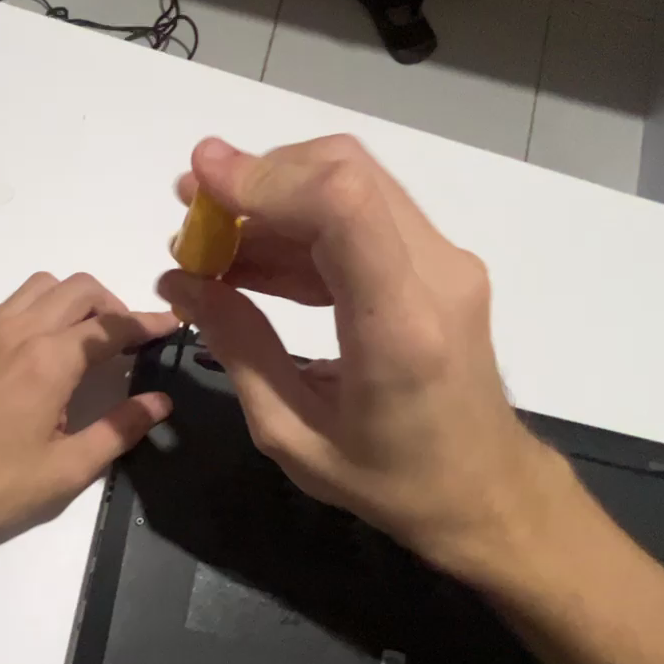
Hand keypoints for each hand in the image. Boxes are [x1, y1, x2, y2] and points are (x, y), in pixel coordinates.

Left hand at [0, 272, 177, 562]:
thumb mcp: (63, 471)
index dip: (147, 322)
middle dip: (112, 305)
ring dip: (73, 302)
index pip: (111, 325)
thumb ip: (117, 430)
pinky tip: (41, 356)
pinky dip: (40, 311)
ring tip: (86, 344)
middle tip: (128, 343)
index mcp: (48, 359)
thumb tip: (159, 402)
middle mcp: (17, 332)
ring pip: (40, 288)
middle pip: (77, 289)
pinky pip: (11, 307)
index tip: (172, 326)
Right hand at [159, 136, 570, 579]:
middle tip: (189, 213)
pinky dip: (297, 228)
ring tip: (205, 242)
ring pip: (351, 186)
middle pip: (345, 175)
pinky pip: (360, 220)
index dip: (264, 178)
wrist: (481, 488)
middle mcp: (434, 274)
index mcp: (399, 327)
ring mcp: (443, 262)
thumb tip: (182, 284)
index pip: (342, 205)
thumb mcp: (292, 433)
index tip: (197, 181)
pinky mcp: (436, 265)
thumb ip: (239, 350)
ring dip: (271, 202)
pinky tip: (246, 262)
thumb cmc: (388, 480)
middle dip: (255, 182)